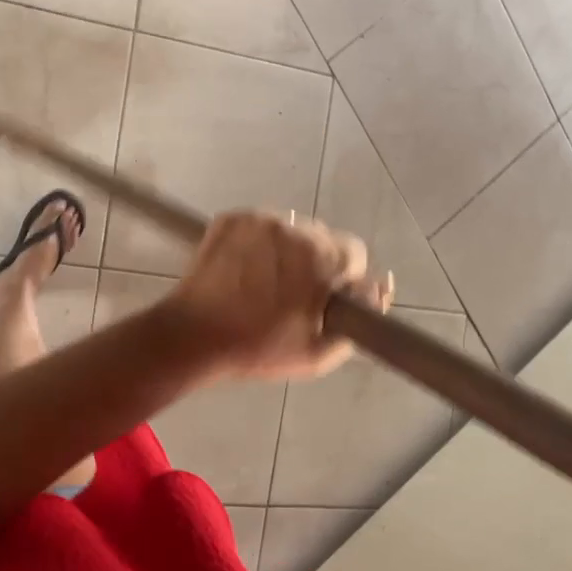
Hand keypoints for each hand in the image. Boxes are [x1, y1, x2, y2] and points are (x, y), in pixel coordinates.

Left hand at [160, 210, 391, 383]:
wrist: (192, 336)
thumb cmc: (258, 348)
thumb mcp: (320, 351)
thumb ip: (360, 318)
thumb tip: (379, 287)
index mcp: (321, 256)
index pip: (353, 253)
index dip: (342, 277)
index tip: (323, 298)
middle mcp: (292, 228)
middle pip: (319, 238)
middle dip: (313, 261)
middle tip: (289, 294)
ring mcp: (257, 220)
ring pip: (287, 230)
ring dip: (284, 250)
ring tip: (262, 283)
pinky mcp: (228, 219)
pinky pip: (256, 226)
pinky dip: (255, 243)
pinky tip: (242, 271)